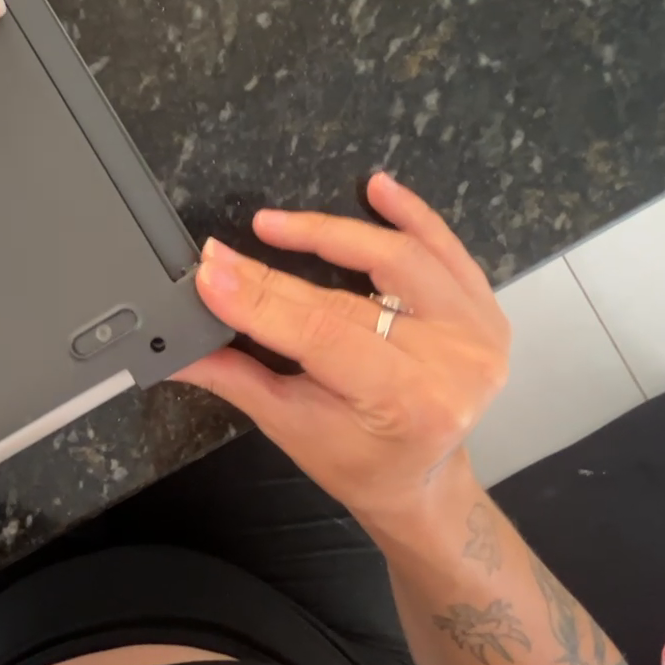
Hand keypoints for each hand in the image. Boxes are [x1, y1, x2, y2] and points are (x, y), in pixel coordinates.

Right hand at [175, 173, 511, 527]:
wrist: (421, 477)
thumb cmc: (355, 462)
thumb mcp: (289, 426)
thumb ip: (234, 377)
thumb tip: (174, 348)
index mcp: (405, 404)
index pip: (322, 334)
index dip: (261, 300)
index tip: (211, 273)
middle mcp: (452, 365)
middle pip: (347, 299)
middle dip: (272, 273)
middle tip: (221, 255)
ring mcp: (478, 333)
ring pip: (398, 259)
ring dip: (331, 233)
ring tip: (273, 222)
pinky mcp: (490, 309)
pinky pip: (446, 248)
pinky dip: (411, 214)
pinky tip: (377, 187)